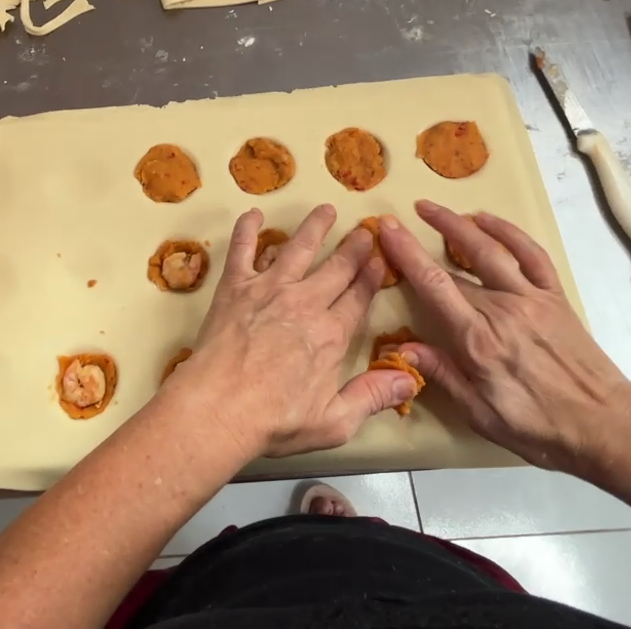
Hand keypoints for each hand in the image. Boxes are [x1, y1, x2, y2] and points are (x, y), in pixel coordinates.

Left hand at [163, 205, 421, 460]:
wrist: (219, 406)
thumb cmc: (275, 420)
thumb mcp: (335, 422)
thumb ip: (373, 397)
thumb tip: (411, 380)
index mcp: (331, 334)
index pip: (358, 297)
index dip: (371, 276)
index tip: (379, 258)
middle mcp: (305, 302)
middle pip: (335, 267)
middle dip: (353, 247)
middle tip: (364, 230)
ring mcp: (269, 289)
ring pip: (297, 248)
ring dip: (314, 227)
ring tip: (325, 209)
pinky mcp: (235, 286)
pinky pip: (243, 249)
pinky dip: (248, 229)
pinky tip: (254, 214)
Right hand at [375, 202, 630, 476]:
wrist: (609, 428)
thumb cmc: (541, 429)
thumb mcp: (482, 415)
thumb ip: (442, 375)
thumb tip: (401, 349)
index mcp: (477, 340)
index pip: (432, 285)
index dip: (406, 252)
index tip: (386, 227)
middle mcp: (501, 310)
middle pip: (452, 269)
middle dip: (418, 243)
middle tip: (393, 224)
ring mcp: (531, 298)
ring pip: (488, 250)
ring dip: (456, 223)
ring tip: (430, 207)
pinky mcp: (555, 297)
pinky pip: (530, 254)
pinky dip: (507, 231)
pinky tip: (486, 219)